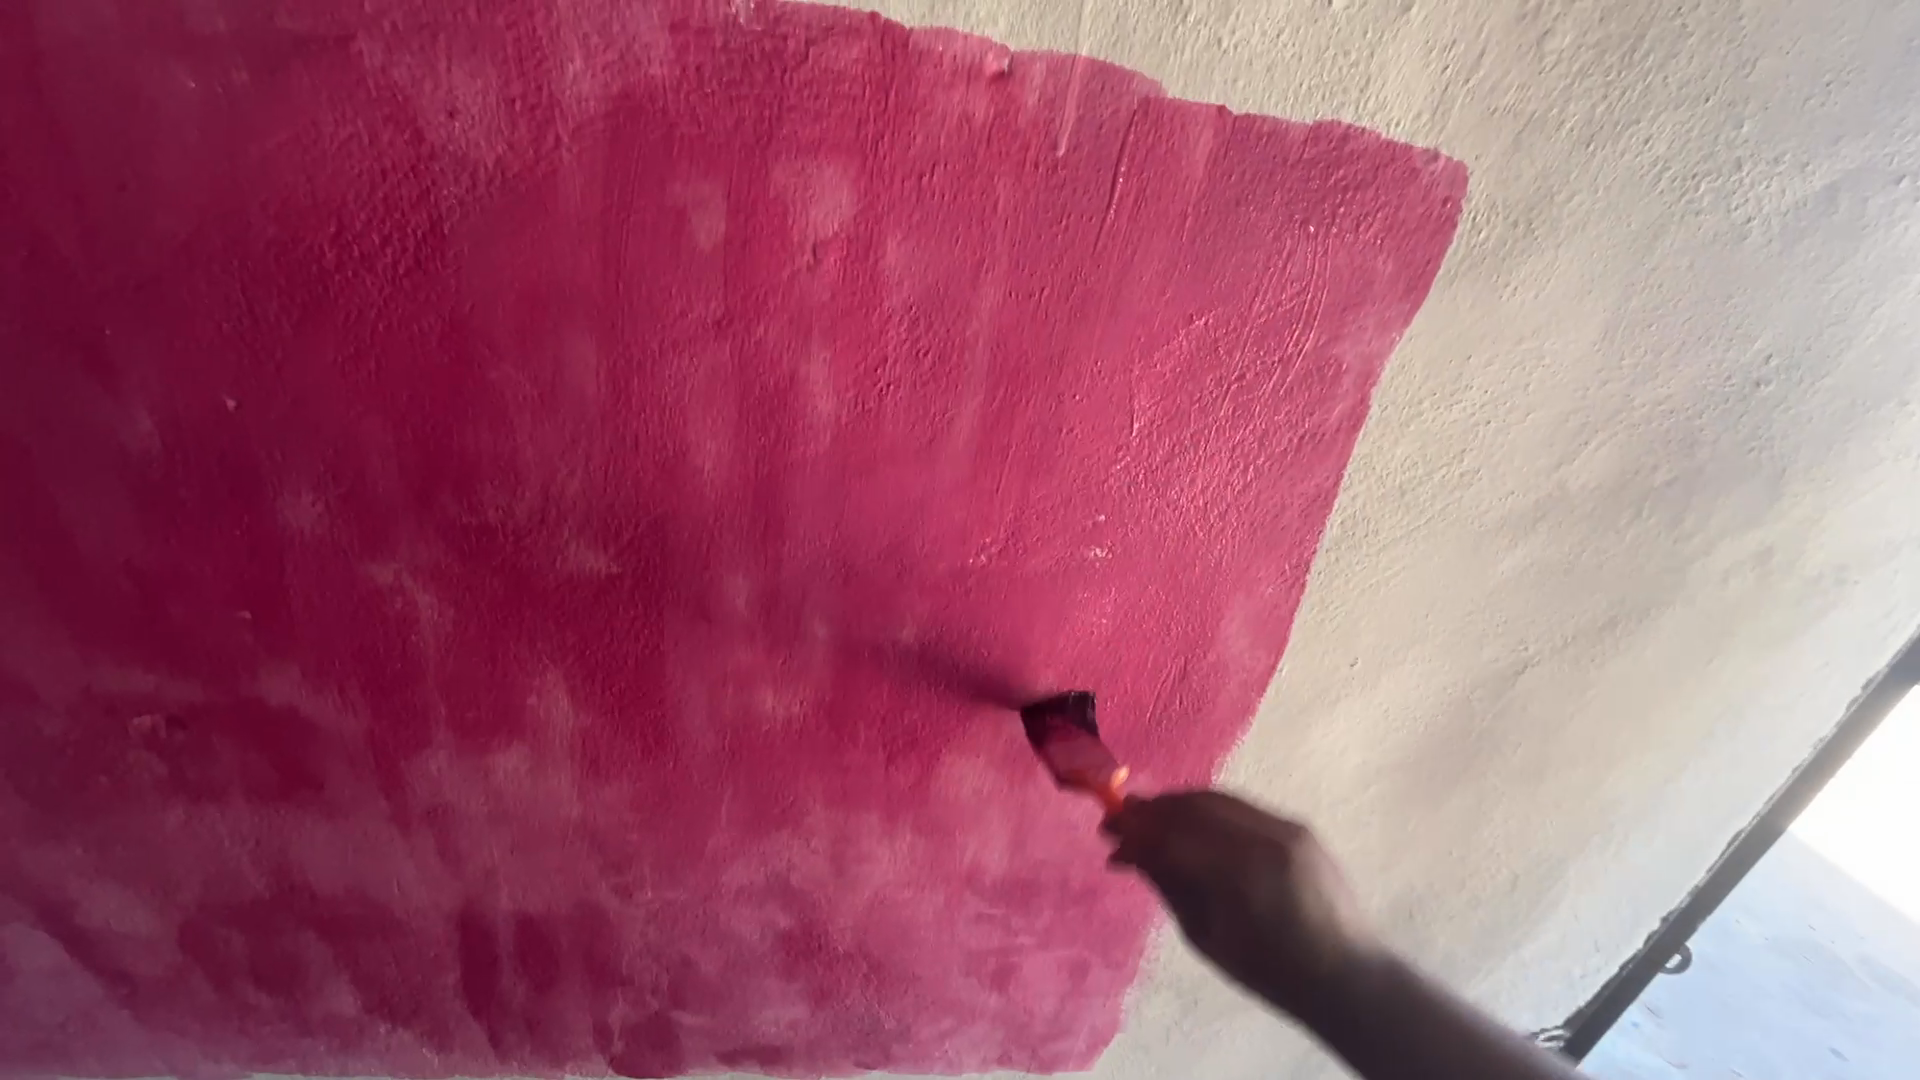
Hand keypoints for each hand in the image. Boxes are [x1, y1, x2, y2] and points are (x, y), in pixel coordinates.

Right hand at [1103, 790, 1382, 1020]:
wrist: (1350, 978)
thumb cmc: (1272, 973)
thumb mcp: (1207, 938)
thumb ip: (1169, 885)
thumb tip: (1128, 851)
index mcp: (1245, 876)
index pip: (1175, 837)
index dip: (1136, 832)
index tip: (1107, 834)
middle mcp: (1267, 838)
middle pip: (1193, 807)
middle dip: (1151, 809)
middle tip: (1118, 818)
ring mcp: (1286, 826)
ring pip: (1216, 799)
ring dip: (1176, 804)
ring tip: (1146, 816)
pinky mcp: (1296, 824)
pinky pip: (1240, 808)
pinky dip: (1206, 810)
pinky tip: (1186, 821)